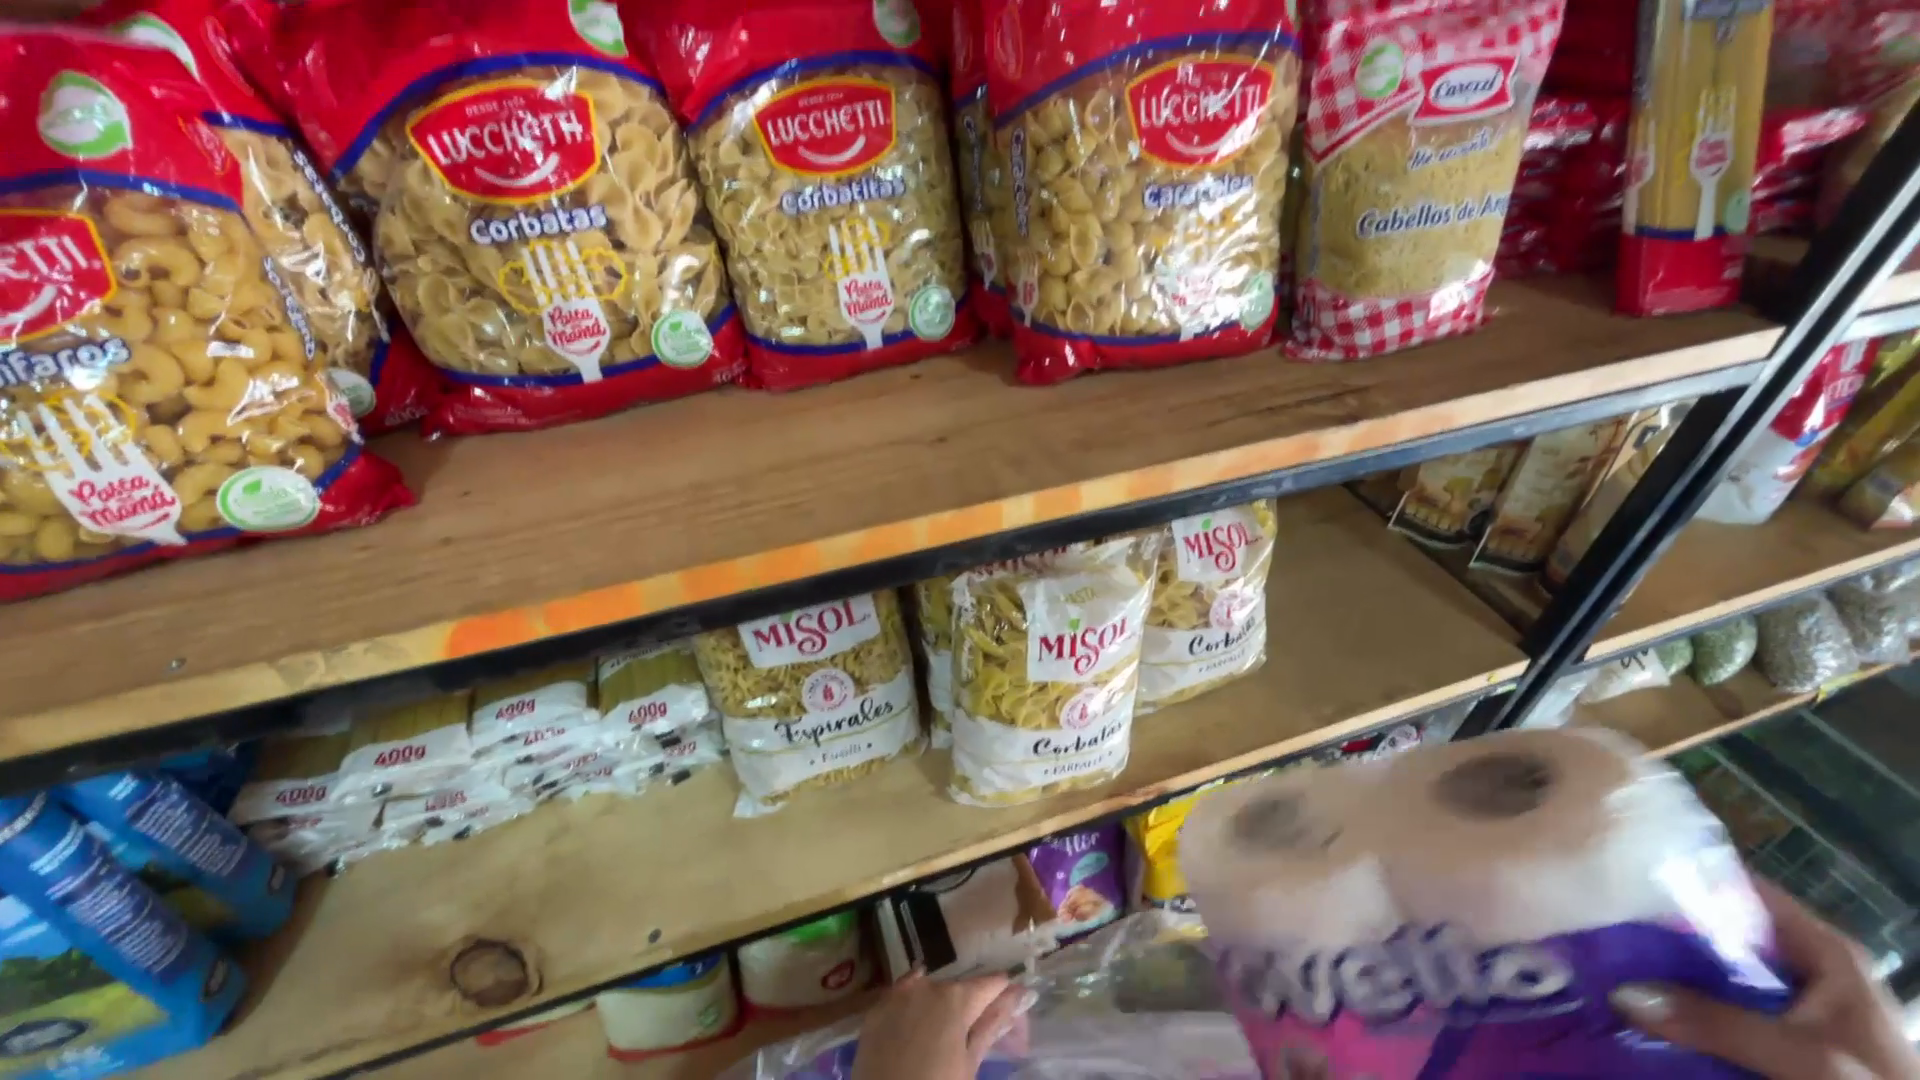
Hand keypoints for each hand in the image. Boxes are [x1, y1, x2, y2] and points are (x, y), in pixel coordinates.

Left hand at [851, 972, 1031, 1079]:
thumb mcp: (968, 1065)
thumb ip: (991, 1026)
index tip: (1014, 999)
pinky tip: (918, 1011)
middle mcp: (929, 985)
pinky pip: (901, 993)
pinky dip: (912, 999)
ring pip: (930, 989)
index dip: (1003, 992)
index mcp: (958, 999)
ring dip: (940, 1003)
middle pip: (959, 988)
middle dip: (969, 1004)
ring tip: (941, 1032)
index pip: (990, 984)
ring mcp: (899, 994)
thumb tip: (1018, 996)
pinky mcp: (877, 1008)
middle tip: (972, 1030)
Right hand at [1612, 879, 1919, 1078]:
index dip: (1677, 876)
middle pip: (1712, 929)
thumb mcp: (1808, 1058)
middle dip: (1655, 928)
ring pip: (1705, 969)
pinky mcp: (1772, 1034)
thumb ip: (1720, 1023)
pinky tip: (1638, 1002)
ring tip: (1603, 957)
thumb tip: (1620, 992)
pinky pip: (1709, 1006)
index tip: (1615, 872)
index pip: (1737, 886)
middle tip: (1597, 921)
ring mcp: (1784, 1000)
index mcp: (1819, 948)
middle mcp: (1797, 964)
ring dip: (1659, 971)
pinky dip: (1675, 1005)